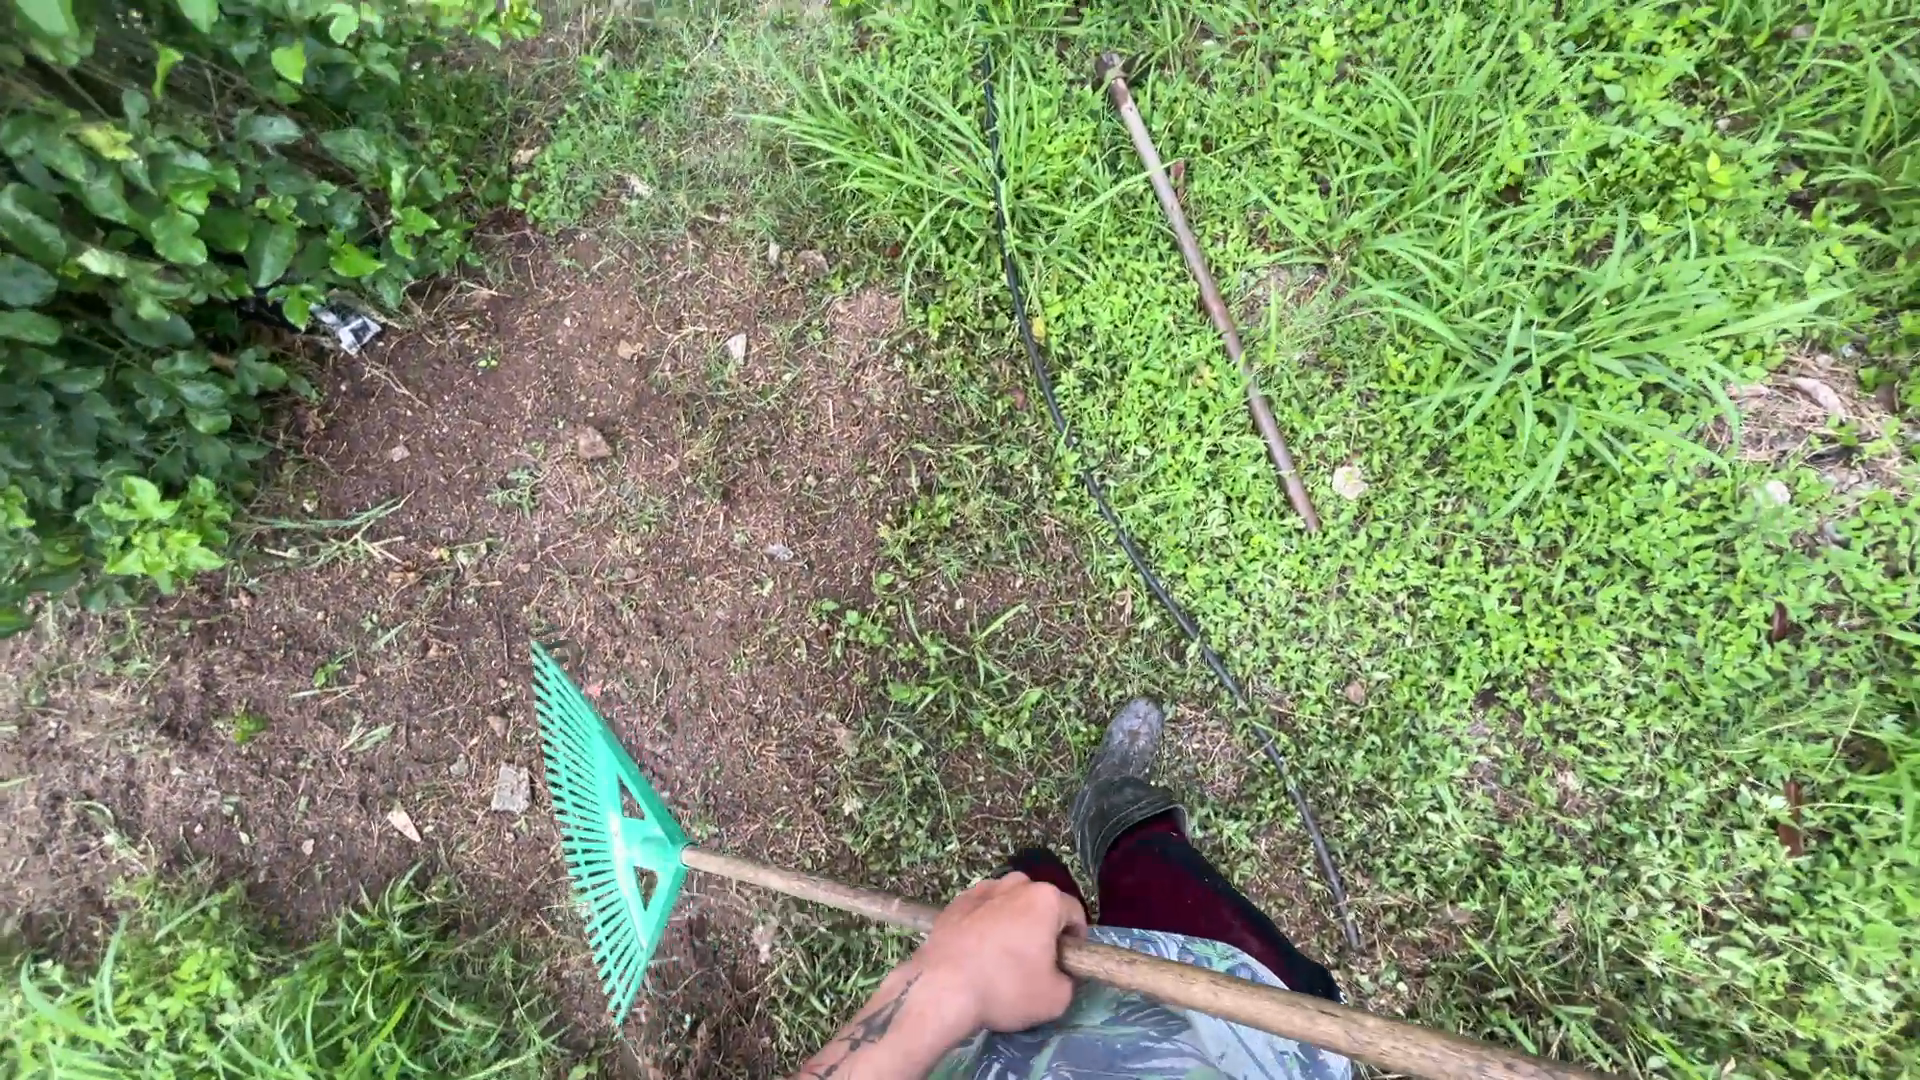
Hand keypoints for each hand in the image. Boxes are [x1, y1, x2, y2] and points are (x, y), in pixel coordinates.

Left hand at [908, 872, 1088, 1034]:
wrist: (944, 985)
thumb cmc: (1006, 987)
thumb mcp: (1056, 998)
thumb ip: (1069, 979)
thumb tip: (1060, 972)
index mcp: (1045, 899)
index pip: (1074, 913)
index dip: (1075, 939)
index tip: (1066, 962)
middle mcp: (1017, 884)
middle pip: (1041, 902)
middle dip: (1043, 926)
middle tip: (1035, 960)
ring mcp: (985, 888)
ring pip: (1011, 901)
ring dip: (1014, 920)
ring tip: (1003, 954)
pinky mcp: (959, 899)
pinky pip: (984, 907)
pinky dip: (987, 921)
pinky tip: (978, 948)